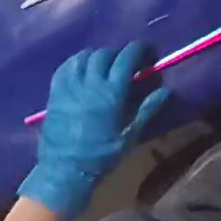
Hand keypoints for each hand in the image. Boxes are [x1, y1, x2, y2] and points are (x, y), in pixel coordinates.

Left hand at [20, 42, 170, 216]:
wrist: (65, 170)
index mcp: (112, 92)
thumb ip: (147, 109)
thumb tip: (166, 90)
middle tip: (125, 61)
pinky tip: (81, 67)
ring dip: (96, 55)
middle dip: (117, 53)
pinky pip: (65, 66)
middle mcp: (90, 82)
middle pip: (105, 54)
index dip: (137, 50)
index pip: (126, 58)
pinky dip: (76, 61)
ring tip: (103, 63)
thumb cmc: (102, 155)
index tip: (145, 50)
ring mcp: (70, 85)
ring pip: (84, 56)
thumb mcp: (129, 134)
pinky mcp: (55, 91)